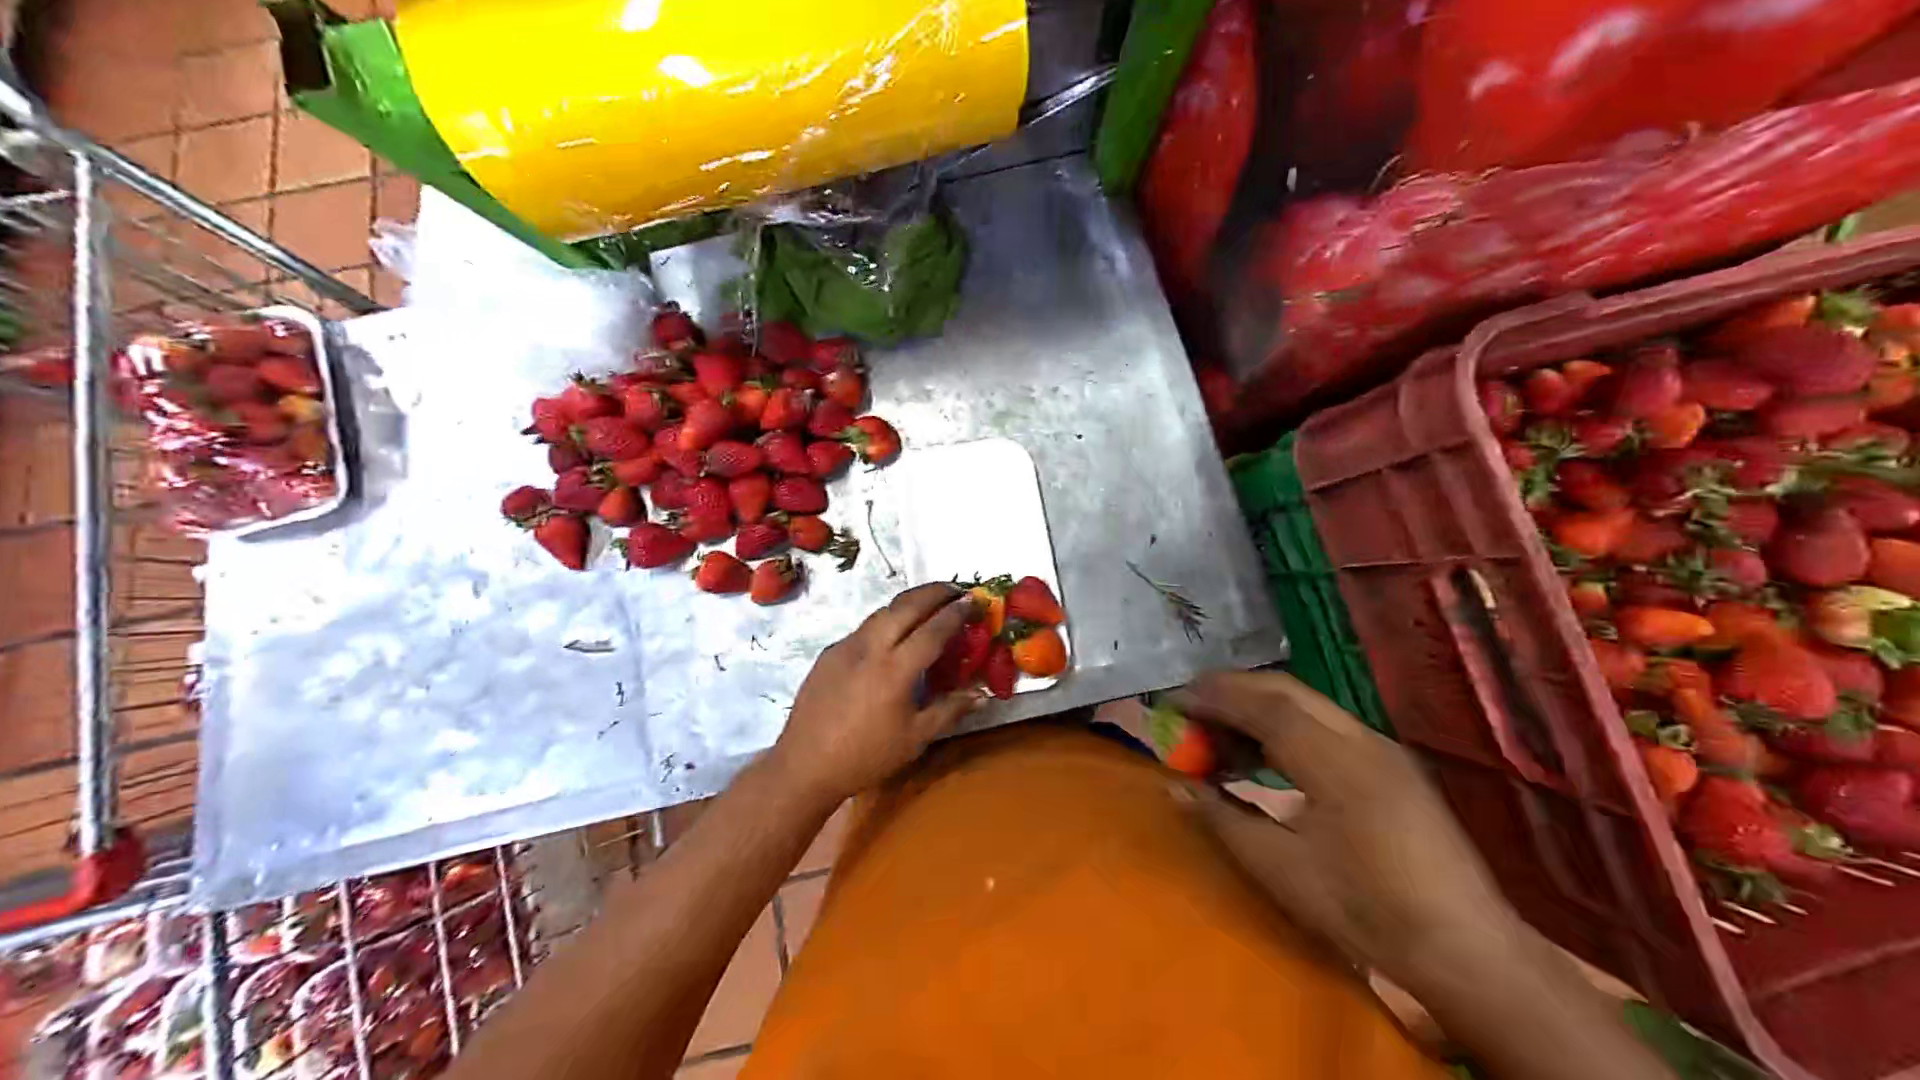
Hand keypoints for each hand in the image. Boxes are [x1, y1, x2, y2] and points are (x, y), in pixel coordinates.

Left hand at [766, 583, 979, 804]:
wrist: (805, 765)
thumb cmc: (866, 756)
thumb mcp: (915, 738)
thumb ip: (949, 710)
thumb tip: (981, 695)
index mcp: (895, 670)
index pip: (933, 629)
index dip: (956, 612)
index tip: (974, 600)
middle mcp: (870, 648)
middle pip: (906, 606)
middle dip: (933, 592)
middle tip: (954, 590)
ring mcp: (846, 647)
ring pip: (882, 612)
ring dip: (908, 603)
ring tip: (928, 605)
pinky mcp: (829, 653)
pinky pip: (864, 629)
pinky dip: (886, 622)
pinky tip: (892, 637)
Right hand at [1167, 671, 1530, 989]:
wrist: (1467, 950)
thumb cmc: (1366, 909)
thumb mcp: (1280, 868)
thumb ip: (1223, 817)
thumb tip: (1176, 786)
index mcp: (1337, 760)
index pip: (1265, 706)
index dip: (1213, 699)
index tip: (1173, 702)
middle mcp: (1362, 739)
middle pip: (1285, 693)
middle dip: (1232, 692)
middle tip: (1189, 707)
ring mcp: (1381, 750)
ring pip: (1307, 706)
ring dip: (1257, 710)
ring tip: (1217, 734)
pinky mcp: (1391, 766)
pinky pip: (1325, 727)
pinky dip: (1284, 728)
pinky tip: (1263, 756)